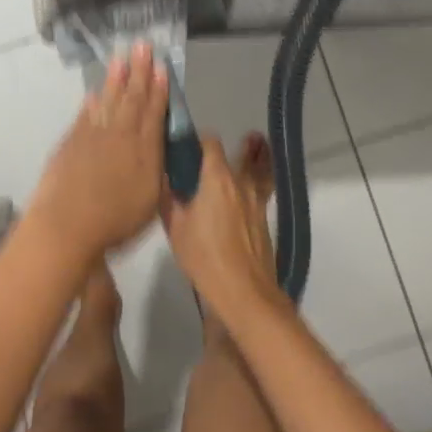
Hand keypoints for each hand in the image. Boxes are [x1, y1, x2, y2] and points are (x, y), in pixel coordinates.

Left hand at [27, 43, 169, 264]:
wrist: (66, 225)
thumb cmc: (115, 222)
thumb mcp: (150, 202)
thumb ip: (157, 172)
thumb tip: (160, 149)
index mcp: (144, 150)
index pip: (154, 113)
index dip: (159, 90)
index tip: (161, 67)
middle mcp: (120, 136)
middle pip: (132, 98)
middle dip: (139, 72)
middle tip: (142, 46)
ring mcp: (92, 136)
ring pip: (107, 100)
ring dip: (115, 79)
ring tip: (120, 59)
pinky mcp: (71, 142)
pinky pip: (85, 115)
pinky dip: (91, 103)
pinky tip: (93, 93)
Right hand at [161, 136, 285, 324]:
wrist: (244, 291)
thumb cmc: (205, 256)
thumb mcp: (176, 228)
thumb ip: (169, 199)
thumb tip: (166, 180)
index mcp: (216, 178)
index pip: (211, 143)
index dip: (200, 141)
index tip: (188, 147)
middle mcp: (240, 183)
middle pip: (243, 153)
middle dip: (236, 146)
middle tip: (224, 148)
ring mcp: (257, 200)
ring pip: (258, 170)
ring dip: (254, 158)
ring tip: (254, 146)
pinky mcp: (265, 218)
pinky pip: (262, 189)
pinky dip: (259, 180)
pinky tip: (252, 186)